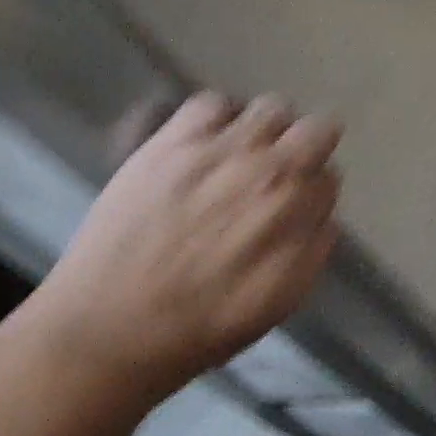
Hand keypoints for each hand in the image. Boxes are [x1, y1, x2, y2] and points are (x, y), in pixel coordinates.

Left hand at [26, 92, 342, 401]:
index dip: (313, 192)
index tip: (294, 209)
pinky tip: (203, 143)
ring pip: (272, 109)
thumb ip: (315, 247)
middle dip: (307, 149)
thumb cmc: (202, 326)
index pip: (330, 177)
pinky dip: (217, 117)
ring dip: (267, 130)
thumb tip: (321, 214)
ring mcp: (218, 150)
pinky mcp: (169, 143)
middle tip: (278, 174)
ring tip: (241, 155)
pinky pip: (211, 102)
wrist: (106, 333)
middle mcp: (270, 168)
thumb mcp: (284, 298)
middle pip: (319, 129)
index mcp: (299, 206)